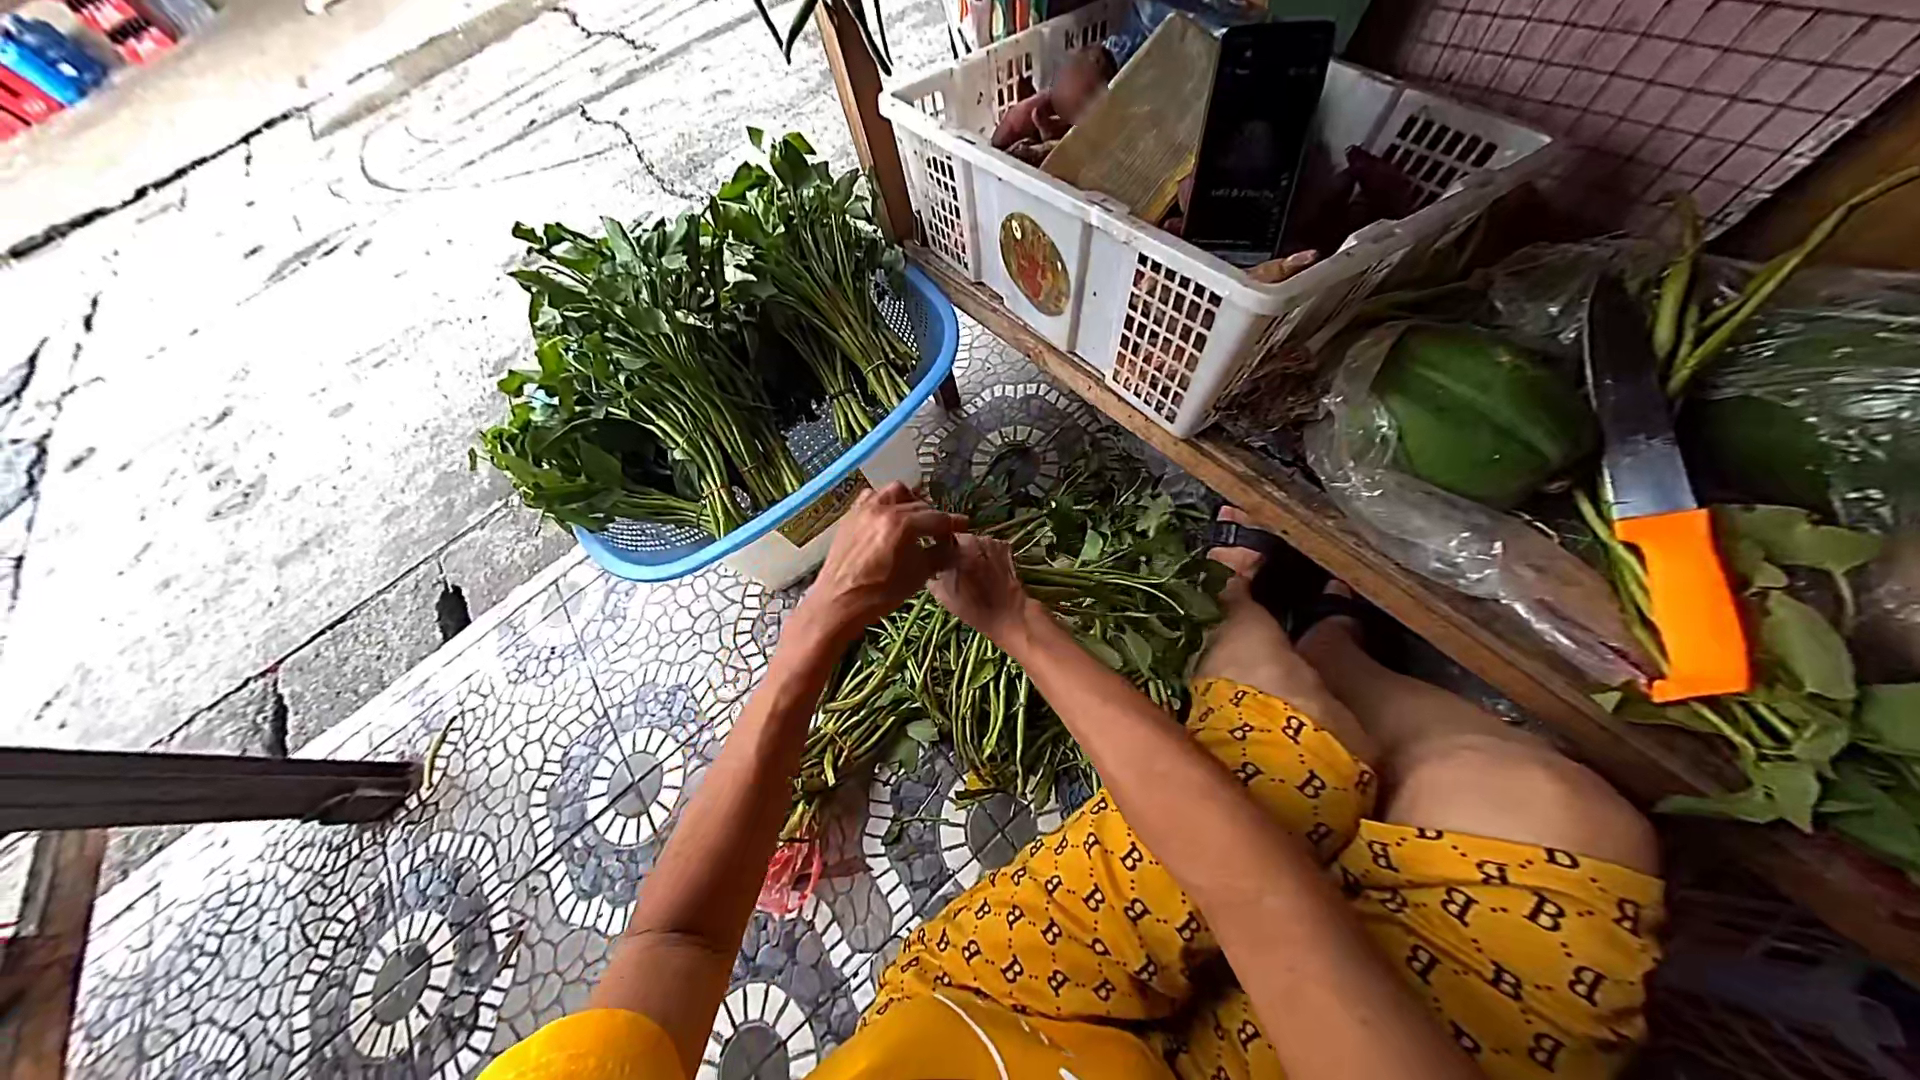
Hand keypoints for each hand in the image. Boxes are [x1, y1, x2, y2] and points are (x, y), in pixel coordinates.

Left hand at [793, 482, 967, 645]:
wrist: (838, 603)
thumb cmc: (880, 594)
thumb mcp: (918, 576)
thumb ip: (938, 556)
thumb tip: (952, 547)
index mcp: (902, 524)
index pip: (936, 518)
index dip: (953, 523)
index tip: (964, 525)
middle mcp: (882, 508)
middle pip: (918, 505)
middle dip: (933, 516)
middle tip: (940, 531)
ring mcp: (863, 509)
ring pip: (894, 492)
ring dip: (909, 502)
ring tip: (915, 519)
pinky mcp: (851, 516)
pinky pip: (873, 498)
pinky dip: (886, 503)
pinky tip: (890, 519)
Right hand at [929, 534, 1030, 647]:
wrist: (1006, 613)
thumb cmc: (971, 607)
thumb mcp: (942, 594)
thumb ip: (932, 575)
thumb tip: (930, 566)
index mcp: (951, 550)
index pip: (938, 539)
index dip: (938, 549)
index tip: (939, 559)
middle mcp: (970, 539)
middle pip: (958, 538)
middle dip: (956, 549)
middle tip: (959, 566)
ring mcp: (989, 540)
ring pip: (975, 541)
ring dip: (973, 551)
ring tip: (976, 569)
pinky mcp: (1004, 546)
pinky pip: (990, 545)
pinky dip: (989, 553)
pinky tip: (990, 568)